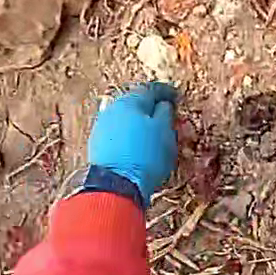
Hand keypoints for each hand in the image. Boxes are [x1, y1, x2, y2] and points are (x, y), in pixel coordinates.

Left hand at [85, 83, 178, 206]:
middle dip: (151, 107)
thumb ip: (166, 114)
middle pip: (135, 103)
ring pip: (126, 119)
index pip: (150, 90)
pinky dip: (132, 135)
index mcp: (130, 102)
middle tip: (166, 114)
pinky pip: (120, 134)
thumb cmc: (146, 156)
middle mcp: (112, 110)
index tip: (177, 96)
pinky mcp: (99, 145)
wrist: (116, 184)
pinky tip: (140, 146)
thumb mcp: (165, 133)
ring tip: (154, 133)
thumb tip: (164, 105)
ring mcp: (102, 128)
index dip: (166, 92)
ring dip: (140, 122)